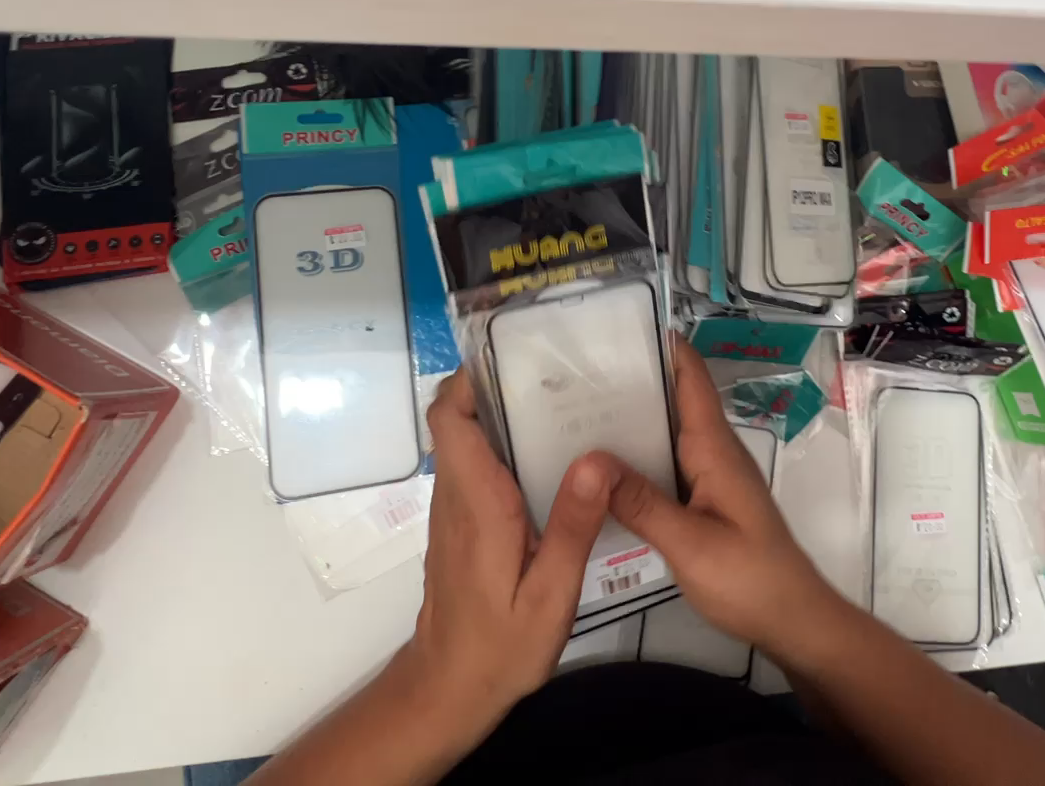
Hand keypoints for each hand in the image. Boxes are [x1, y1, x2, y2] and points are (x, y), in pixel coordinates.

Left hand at [396, 368, 613, 740]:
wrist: (449, 689)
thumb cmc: (499, 645)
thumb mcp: (550, 594)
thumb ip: (572, 526)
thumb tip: (596, 460)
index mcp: (478, 501)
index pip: (449, 419)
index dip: (467, 378)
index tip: (510, 356)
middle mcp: (457, 494)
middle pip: (456, 419)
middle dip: (493, 384)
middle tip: (553, 373)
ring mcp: (454, 508)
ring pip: (465, 439)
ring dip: (499, 412)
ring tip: (561, 403)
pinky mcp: (460, 522)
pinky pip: (474, 465)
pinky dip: (501, 445)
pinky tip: (551, 456)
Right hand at [583, 338, 846, 656]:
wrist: (793, 621)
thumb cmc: (749, 577)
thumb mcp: (690, 543)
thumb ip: (641, 503)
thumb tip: (589, 460)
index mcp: (713, 447)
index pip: (691, 379)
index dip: (663, 346)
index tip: (617, 328)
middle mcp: (712, 451)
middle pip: (673, 399)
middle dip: (631, 381)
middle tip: (573, 371)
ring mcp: (708, 475)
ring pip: (666, 432)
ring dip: (630, 419)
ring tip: (573, 409)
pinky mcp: (702, 499)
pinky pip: (664, 463)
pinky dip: (635, 456)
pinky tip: (600, 467)